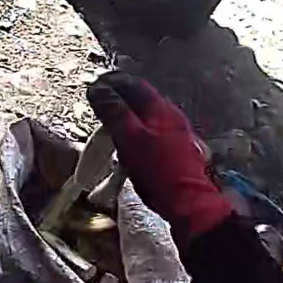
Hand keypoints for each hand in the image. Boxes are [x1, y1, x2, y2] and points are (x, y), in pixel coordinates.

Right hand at [86, 72, 232, 245]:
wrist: (188, 201)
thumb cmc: (157, 168)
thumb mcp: (129, 137)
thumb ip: (113, 111)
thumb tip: (97, 88)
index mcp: (158, 108)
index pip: (132, 84)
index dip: (111, 81)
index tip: (94, 84)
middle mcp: (169, 115)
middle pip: (140, 97)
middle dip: (118, 95)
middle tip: (98, 101)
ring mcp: (174, 132)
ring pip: (145, 114)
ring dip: (126, 112)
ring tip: (108, 119)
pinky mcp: (173, 149)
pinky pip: (149, 129)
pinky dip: (133, 128)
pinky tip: (126, 139)